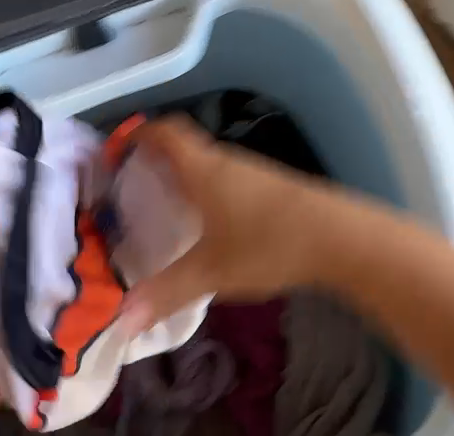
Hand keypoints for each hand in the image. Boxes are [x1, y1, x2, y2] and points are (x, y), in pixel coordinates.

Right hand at [118, 116, 354, 329]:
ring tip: (163, 207)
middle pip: (183, 145)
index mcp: (202, 168)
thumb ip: (166, 293)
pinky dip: (206, 190)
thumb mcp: (211, 272)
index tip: (116, 151)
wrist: (337, 237)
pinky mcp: (269, 188)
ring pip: (206, 163)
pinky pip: (225, 178)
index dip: (139, 134)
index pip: (165, 132)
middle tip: (131, 186)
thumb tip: (121, 321)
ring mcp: (250, 172)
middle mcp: (224, 160)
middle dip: (155, 159)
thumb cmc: (266, 243)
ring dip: (183, 176)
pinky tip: (207, 224)